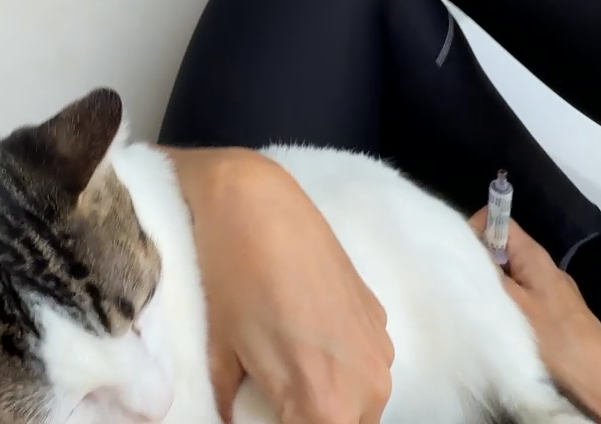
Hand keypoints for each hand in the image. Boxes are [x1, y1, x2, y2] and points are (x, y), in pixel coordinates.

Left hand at [168, 147, 393, 423]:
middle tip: (270, 396)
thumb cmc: (232, 273)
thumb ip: (234, 408)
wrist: (255, 198)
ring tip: (285, 365)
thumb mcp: (221, 354)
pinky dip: (338, 364)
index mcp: (326, 405)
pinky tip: (303, 331)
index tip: (259, 410)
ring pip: (358, 404)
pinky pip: (362, 363)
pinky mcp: (377, 314)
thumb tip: (233, 419)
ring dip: (328, 398)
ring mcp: (379, 347)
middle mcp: (367, 385)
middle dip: (306, 418)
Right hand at [469, 211, 600, 423]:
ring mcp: (552, 288)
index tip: (464, 255)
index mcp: (534, 255)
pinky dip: (509, 300)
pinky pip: (524, 292)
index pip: (498, 219)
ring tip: (484, 305)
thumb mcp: (514, 303)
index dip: (476, 229)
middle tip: (469, 284)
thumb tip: (464, 243)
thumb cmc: (557, 340)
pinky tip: (505, 322)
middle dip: (482, 259)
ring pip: (511, 271)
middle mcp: (544, 265)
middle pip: (502, 245)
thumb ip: (489, 270)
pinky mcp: (556, 310)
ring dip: (495, 283)